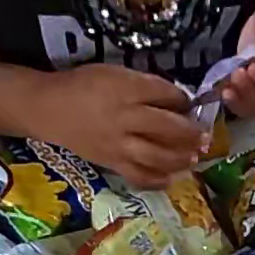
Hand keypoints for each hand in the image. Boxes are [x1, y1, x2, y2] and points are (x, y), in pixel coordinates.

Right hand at [28, 64, 204, 186]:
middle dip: (191, 133)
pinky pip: (139, 177)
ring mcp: (119, 145)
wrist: (49, 109)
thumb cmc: (84, 86)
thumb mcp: (114, 74)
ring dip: (181, 159)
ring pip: (158, 156)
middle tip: (205, 136)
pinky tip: (171, 178)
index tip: (191, 105)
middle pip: (167, 129)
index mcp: (125, 89)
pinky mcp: (112, 164)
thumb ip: (143, 86)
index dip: (183, 101)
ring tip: (194, 158)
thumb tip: (175, 100)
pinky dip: (158, 180)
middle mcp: (125, 118)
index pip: (164, 94)